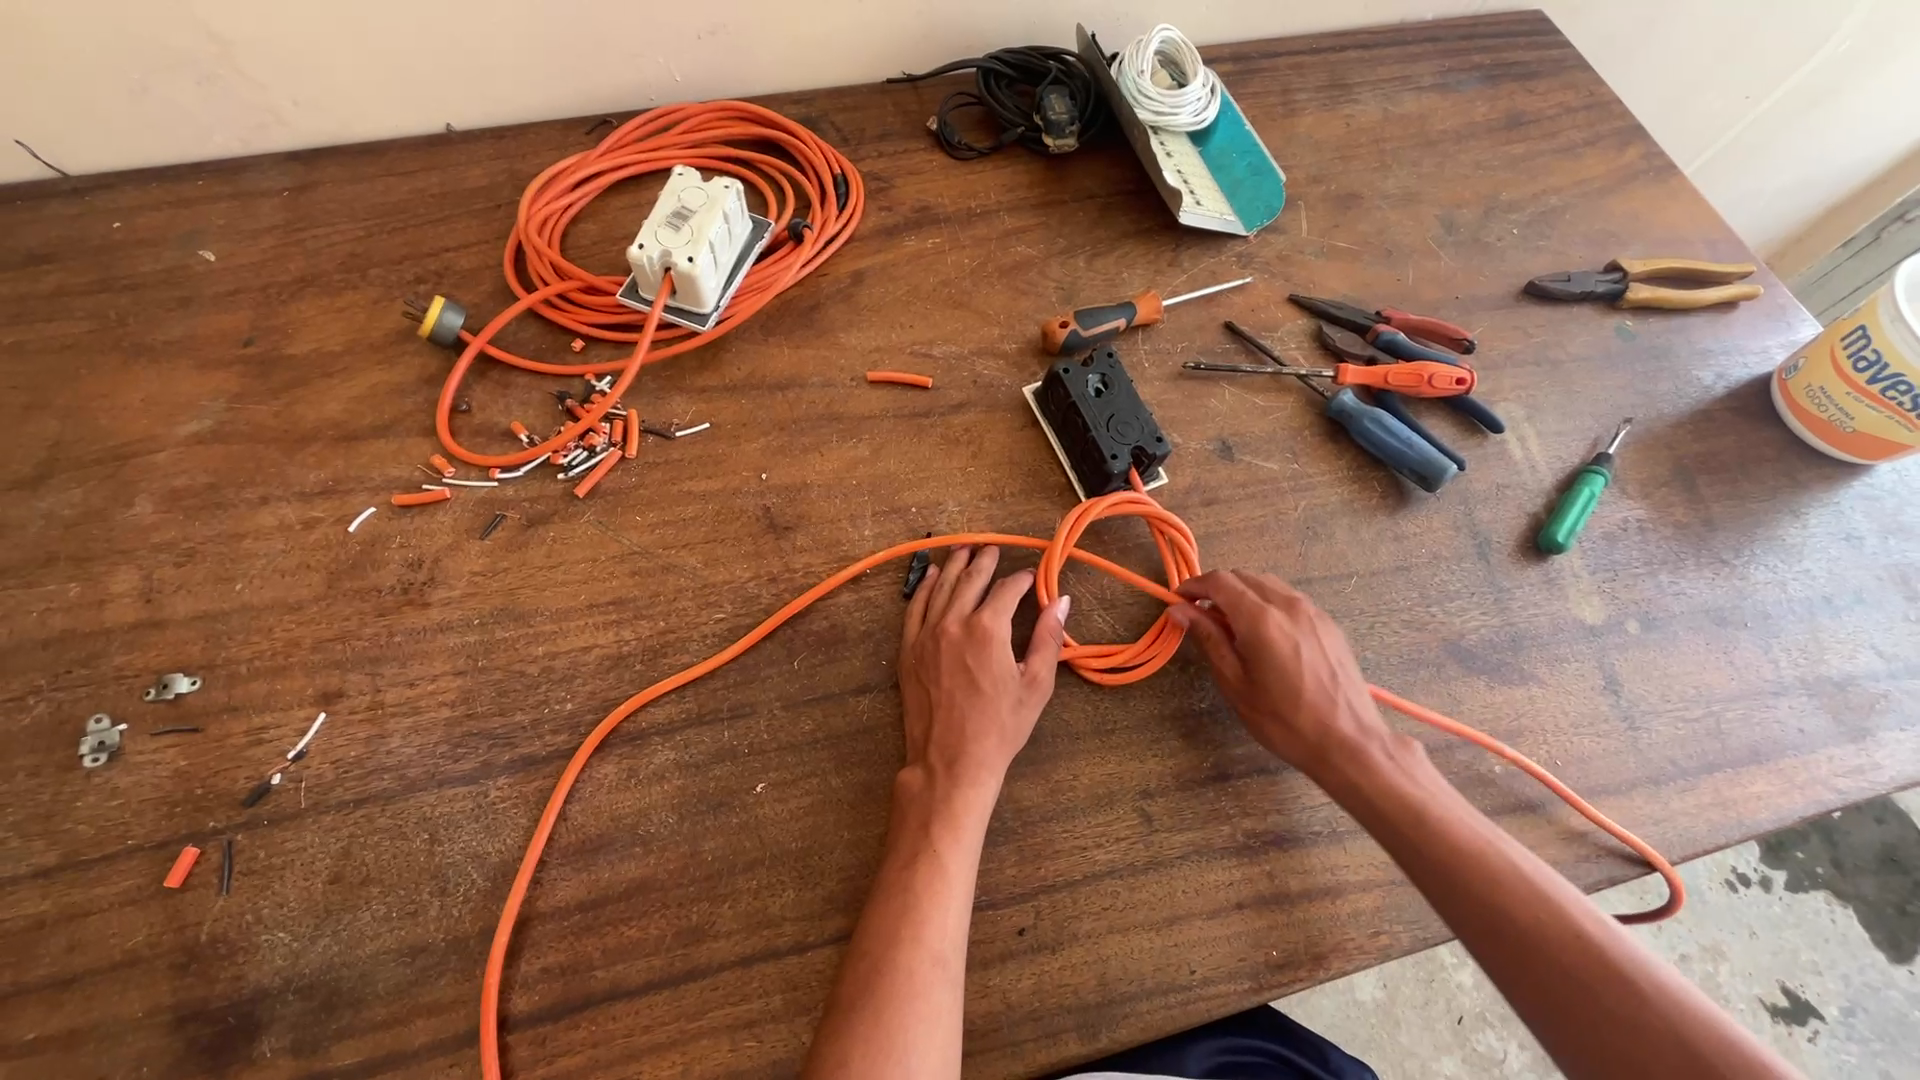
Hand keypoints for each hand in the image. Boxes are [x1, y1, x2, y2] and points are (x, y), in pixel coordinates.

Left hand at [897, 545, 1069, 796]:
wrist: (950, 761)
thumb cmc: (999, 728)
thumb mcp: (1035, 685)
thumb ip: (1048, 638)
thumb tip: (1061, 601)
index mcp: (988, 629)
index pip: (1007, 589)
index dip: (1022, 579)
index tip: (1031, 577)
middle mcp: (954, 623)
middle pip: (971, 580)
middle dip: (985, 561)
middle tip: (993, 550)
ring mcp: (926, 635)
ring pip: (942, 587)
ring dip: (955, 565)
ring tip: (964, 549)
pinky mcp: (908, 650)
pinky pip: (915, 608)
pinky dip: (925, 588)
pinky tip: (932, 576)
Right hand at [1167, 570, 1390, 773]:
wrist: (1349, 741)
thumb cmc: (1284, 720)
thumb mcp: (1235, 683)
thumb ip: (1208, 639)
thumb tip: (1179, 611)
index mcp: (1261, 618)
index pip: (1219, 581)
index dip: (1193, 586)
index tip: (1177, 601)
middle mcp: (1288, 604)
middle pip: (1243, 576)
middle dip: (1216, 589)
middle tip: (1199, 616)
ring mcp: (1313, 611)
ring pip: (1268, 584)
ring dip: (1242, 593)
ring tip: (1230, 625)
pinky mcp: (1328, 623)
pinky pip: (1289, 598)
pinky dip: (1266, 602)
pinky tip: (1263, 633)